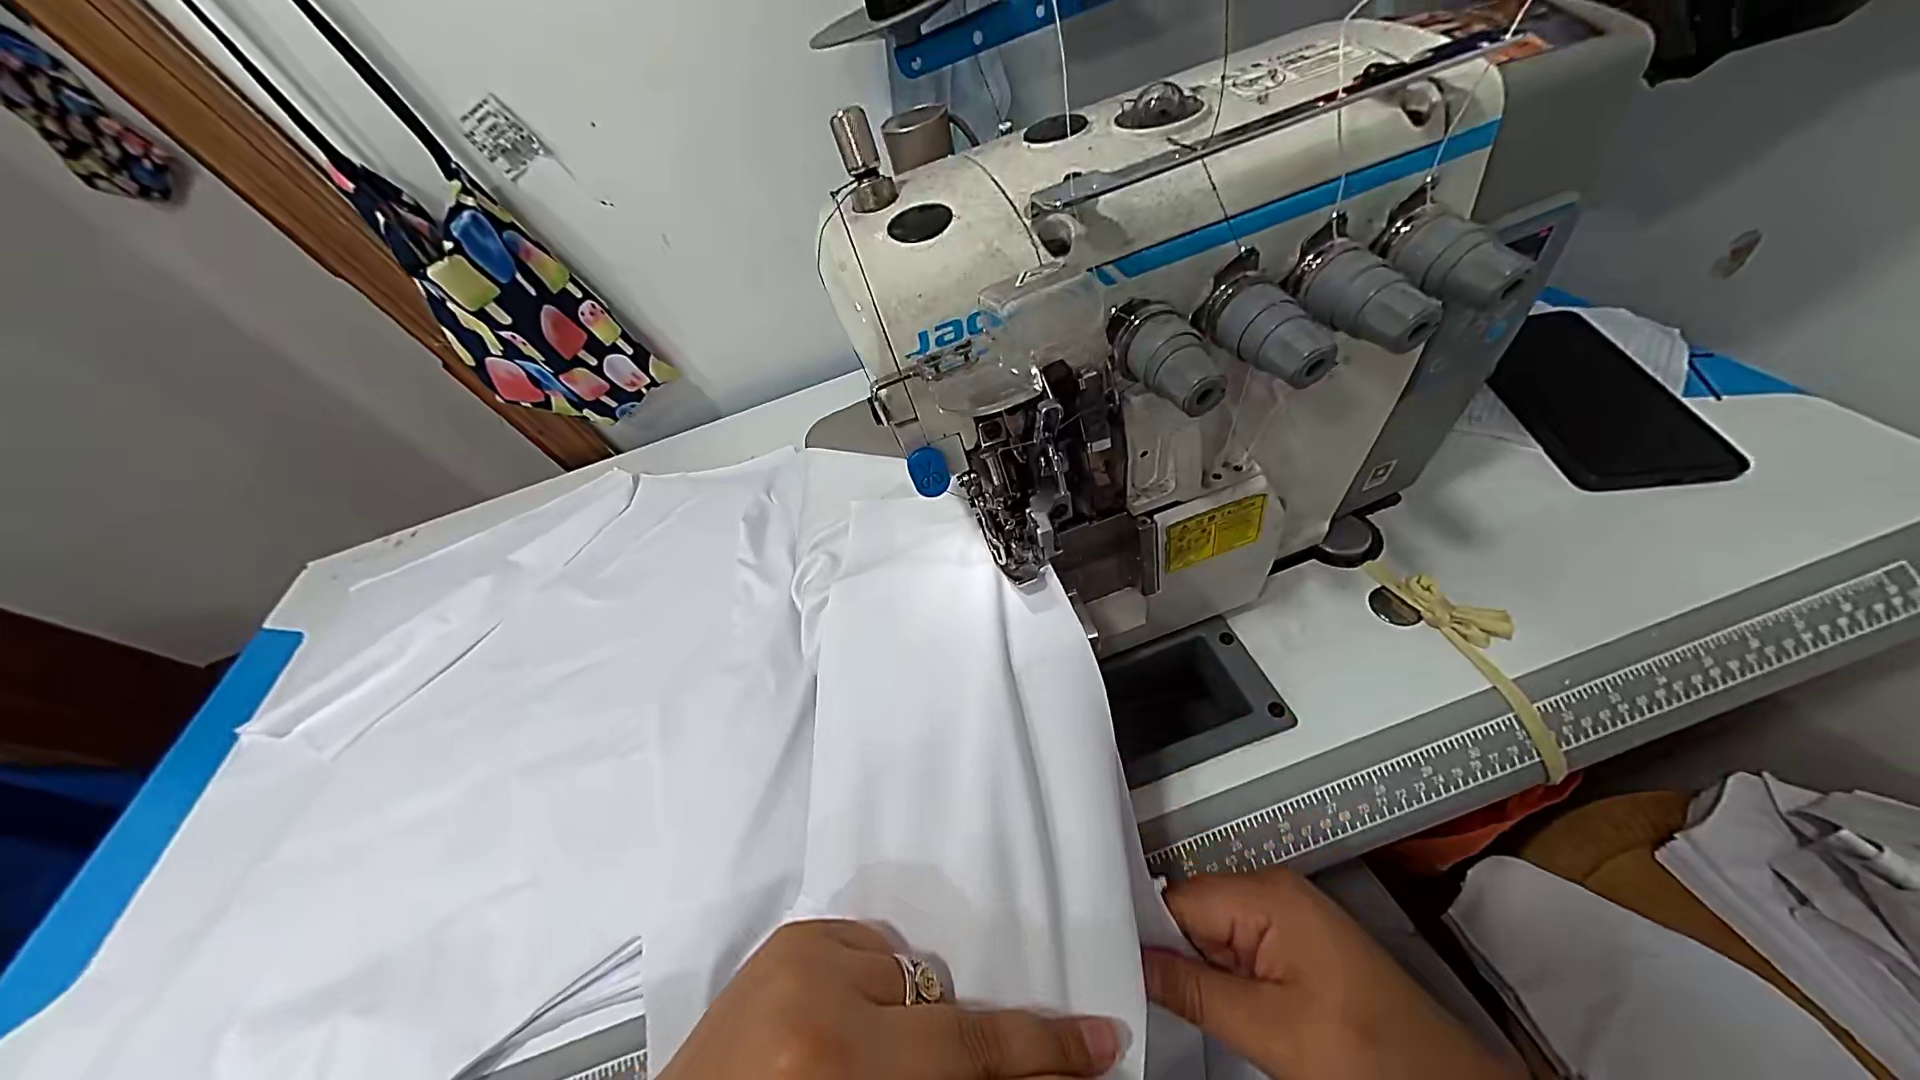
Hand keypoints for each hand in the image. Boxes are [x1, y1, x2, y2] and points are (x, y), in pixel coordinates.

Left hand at [659, 920, 1123, 1079]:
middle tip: (982, 1059)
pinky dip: (868, 979)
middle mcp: (818, 1010)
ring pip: (908, 972)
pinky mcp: (783, 939)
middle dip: (969, 1039)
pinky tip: (839, 1015)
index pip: (973, 1054)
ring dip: (903, 1012)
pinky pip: (868, 944)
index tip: (1100, 1040)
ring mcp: (795, 964)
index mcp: (843, 1075)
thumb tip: (1019, 1064)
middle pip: (948, 1007)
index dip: (1045, 1050)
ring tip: (861, 1051)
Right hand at [1144, 867, 1513, 1079]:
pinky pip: (1238, 948)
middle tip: (1168, 1003)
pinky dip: (1226, 978)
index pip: (1176, 898)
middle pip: (1192, 913)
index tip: (1126, 969)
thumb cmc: (1380, 1057)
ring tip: (1215, 1014)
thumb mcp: (1271, 1030)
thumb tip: (1137, 964)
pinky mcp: (1295, 943)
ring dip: (1203, 972)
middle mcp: (1275, 892)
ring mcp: (1287, 916)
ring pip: (1213, 934)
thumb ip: (1193, 990)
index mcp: (1268, 895)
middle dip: (1178, 957)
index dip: (1148, 935)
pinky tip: (1236, 1011)